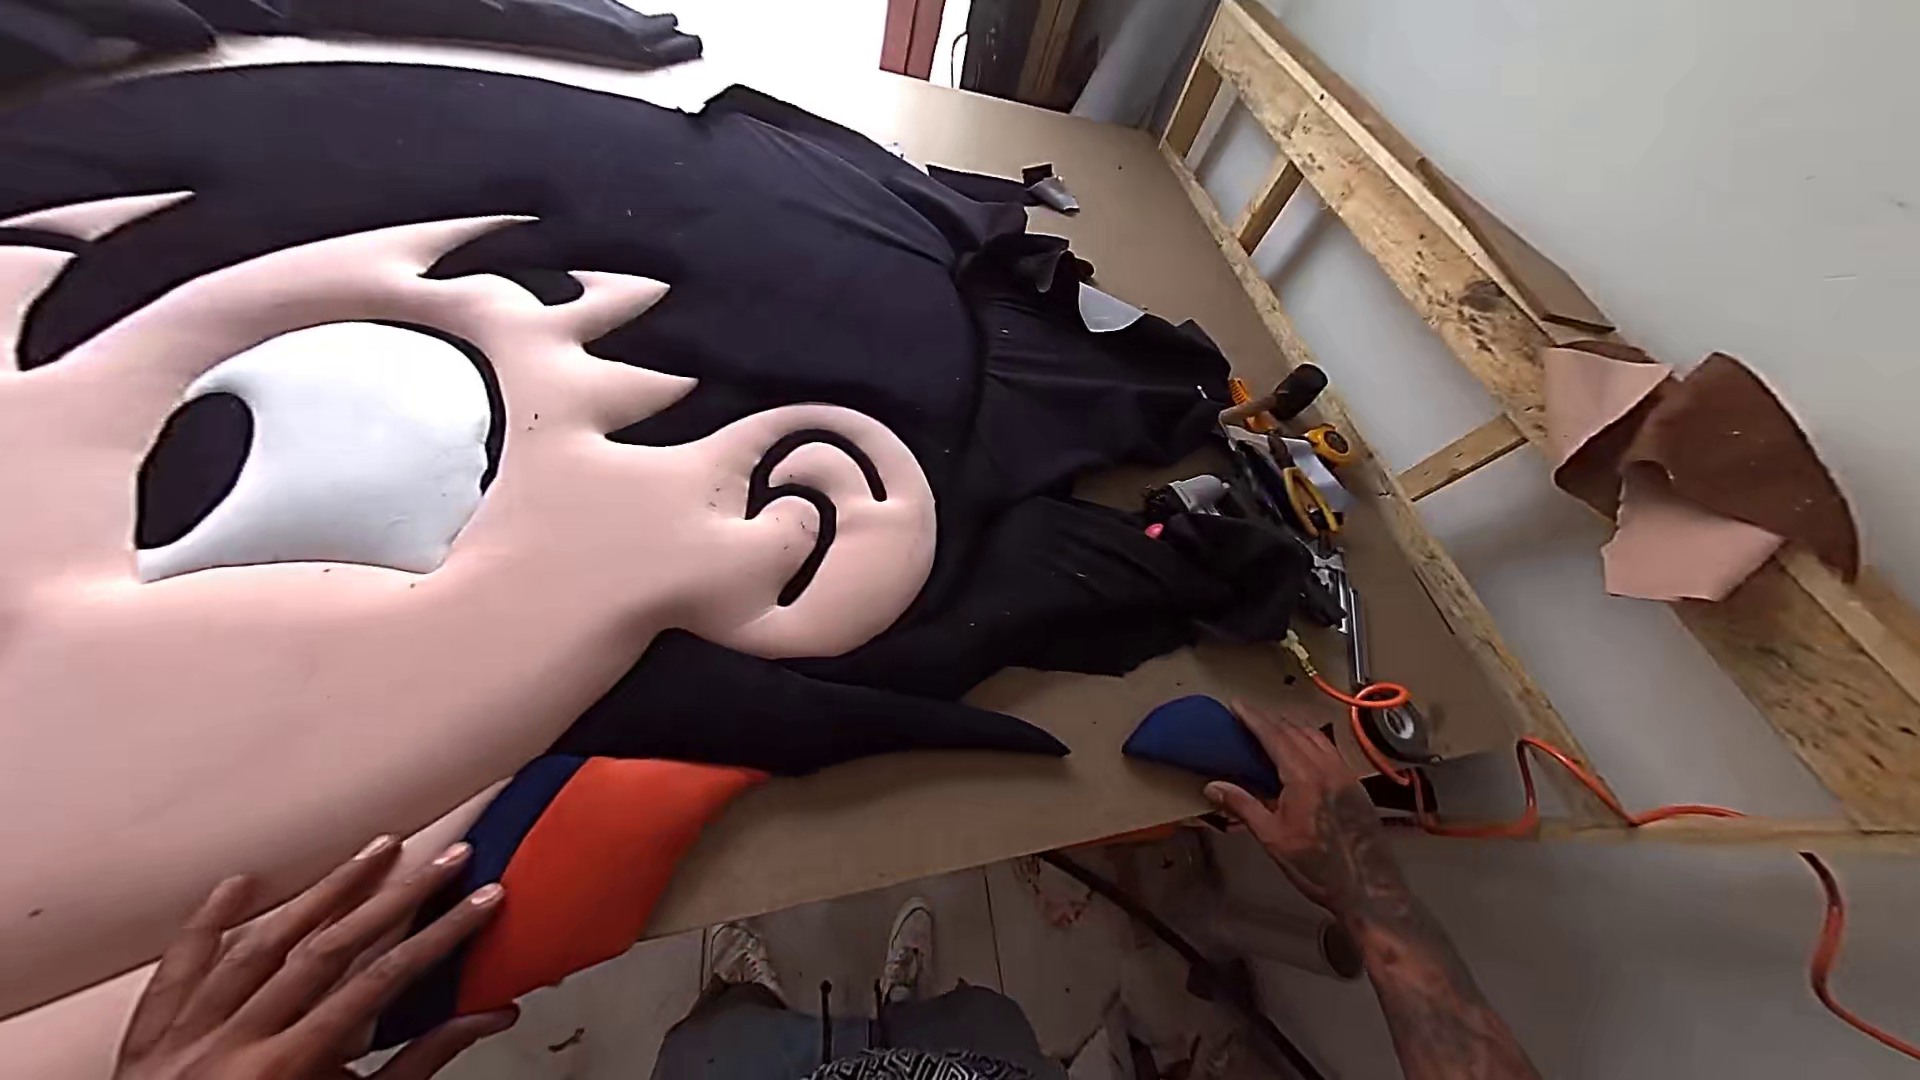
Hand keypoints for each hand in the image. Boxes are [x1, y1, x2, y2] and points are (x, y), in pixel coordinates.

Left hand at [115, 836, 514, 1079]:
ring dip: (328, 890)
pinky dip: (204, 927)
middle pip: (327, 950)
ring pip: (261, 946)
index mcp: (279, 1074)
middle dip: (399, 896)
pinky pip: (174, 978)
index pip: (381, 981)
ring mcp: (177, 1048)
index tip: (487, 897)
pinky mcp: (143, 1051)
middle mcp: (224, 1052)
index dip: (443, 933)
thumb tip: (494, 1014)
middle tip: (450, 857)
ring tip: (379, 847)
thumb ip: (420, 1063)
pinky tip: (239, 884)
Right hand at [1203, 701, 1401, 915]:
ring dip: (1292, 726)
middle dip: (1270, 718)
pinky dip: (1310, 739)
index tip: (1236, 704)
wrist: (1371, 893)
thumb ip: (1242, 806)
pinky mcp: (1357, 787)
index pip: (1274, 736)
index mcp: (1304, 777)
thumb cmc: (1317, 868)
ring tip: (1272, 725)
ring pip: (1316, 737)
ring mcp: (1346, 776)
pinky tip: (1302, 748)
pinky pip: (1330, 750)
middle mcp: (1327, 769)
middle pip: (1295, 731)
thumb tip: (1211, 786)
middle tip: (1248, 714)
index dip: (1253, 718)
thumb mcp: (1272, 838)